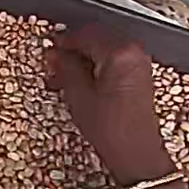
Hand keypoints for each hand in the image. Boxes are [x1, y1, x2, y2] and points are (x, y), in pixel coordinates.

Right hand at [45, 24, 173, 181]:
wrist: (136, 153)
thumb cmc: (110, 129)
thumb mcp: (79, 96)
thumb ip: (65, 68)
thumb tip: (54, 53)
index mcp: (119, 53)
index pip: (85, 34)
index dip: (63, 40)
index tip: (48, 47)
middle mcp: (133, 51)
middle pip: (97, 38)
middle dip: (73, 48)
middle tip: (53, 62)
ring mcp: (139, 61)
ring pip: (104, 48)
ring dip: (84, 57)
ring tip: (63, 75)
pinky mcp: (139, 73)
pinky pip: (114, 58)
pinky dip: (97, 64)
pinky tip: (81, 80)